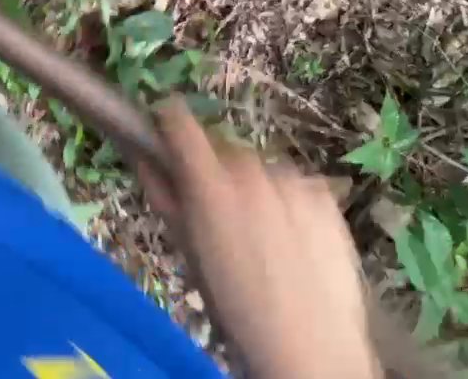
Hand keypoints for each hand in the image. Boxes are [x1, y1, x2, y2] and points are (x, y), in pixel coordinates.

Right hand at [141, 101, 381, 378]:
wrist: (311, 348)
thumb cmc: (233, 302)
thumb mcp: (185, 248)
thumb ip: (162, 194)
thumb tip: (142, 156)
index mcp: (209, 182)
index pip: (178, 120)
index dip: (167, 123)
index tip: (164, 137)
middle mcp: (250, 171)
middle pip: (220, 146)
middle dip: (213, 166)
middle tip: (215, 206)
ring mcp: (293, 182)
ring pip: (258, 164)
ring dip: (250, 182)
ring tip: (258, 227)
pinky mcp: (325, 198)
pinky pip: (293, 181)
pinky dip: (285, 196)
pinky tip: (289, 233)